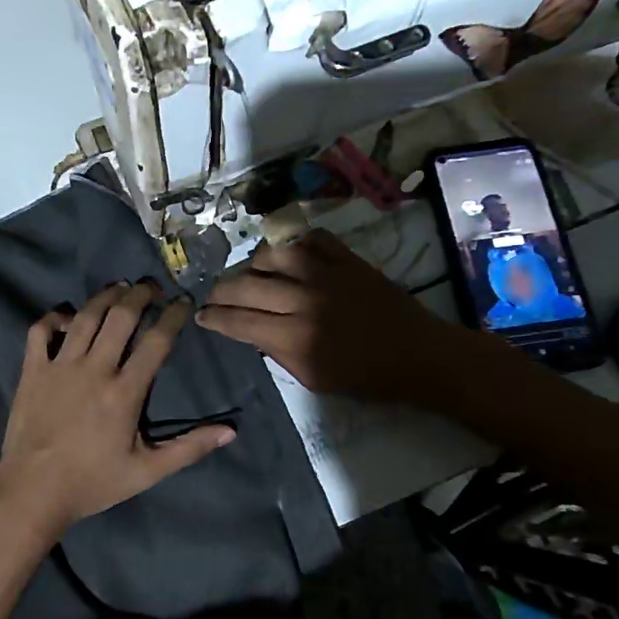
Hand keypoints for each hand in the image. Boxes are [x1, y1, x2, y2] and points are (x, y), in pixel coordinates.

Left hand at [0, 282, 235, 537]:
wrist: (32, 493)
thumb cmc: (93, 483)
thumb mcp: (147, 472)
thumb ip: (189, 448)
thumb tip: (230, 431)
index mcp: (124, 392)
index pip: (156, 342)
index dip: (173, 316)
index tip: (183, 302)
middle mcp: (94, 369)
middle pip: (121, 317)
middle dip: (141, 295)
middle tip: (153, 286)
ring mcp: (59, 367)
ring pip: (84, 317)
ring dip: (105, 296)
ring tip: (120, 287)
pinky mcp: (32, 371)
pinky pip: (40, 331)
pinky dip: (54, 317)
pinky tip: (68, 316)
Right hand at [195, 229, 474, 399]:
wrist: (417, 355)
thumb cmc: (366, 378)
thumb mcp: (314, 379)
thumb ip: (278, 353)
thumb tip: (251, 331)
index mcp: (296, 337)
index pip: (240, 322)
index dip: (215, 318)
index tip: (201, 316)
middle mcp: (305, 300)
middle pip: (248, 286)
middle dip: (221, 290)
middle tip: (213, 295)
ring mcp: (328, 274)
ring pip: (274, 255)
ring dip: (254, 264)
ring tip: (250, 274)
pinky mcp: (349, 260)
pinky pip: (313, 239)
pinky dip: (296, 243)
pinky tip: (289, 254)